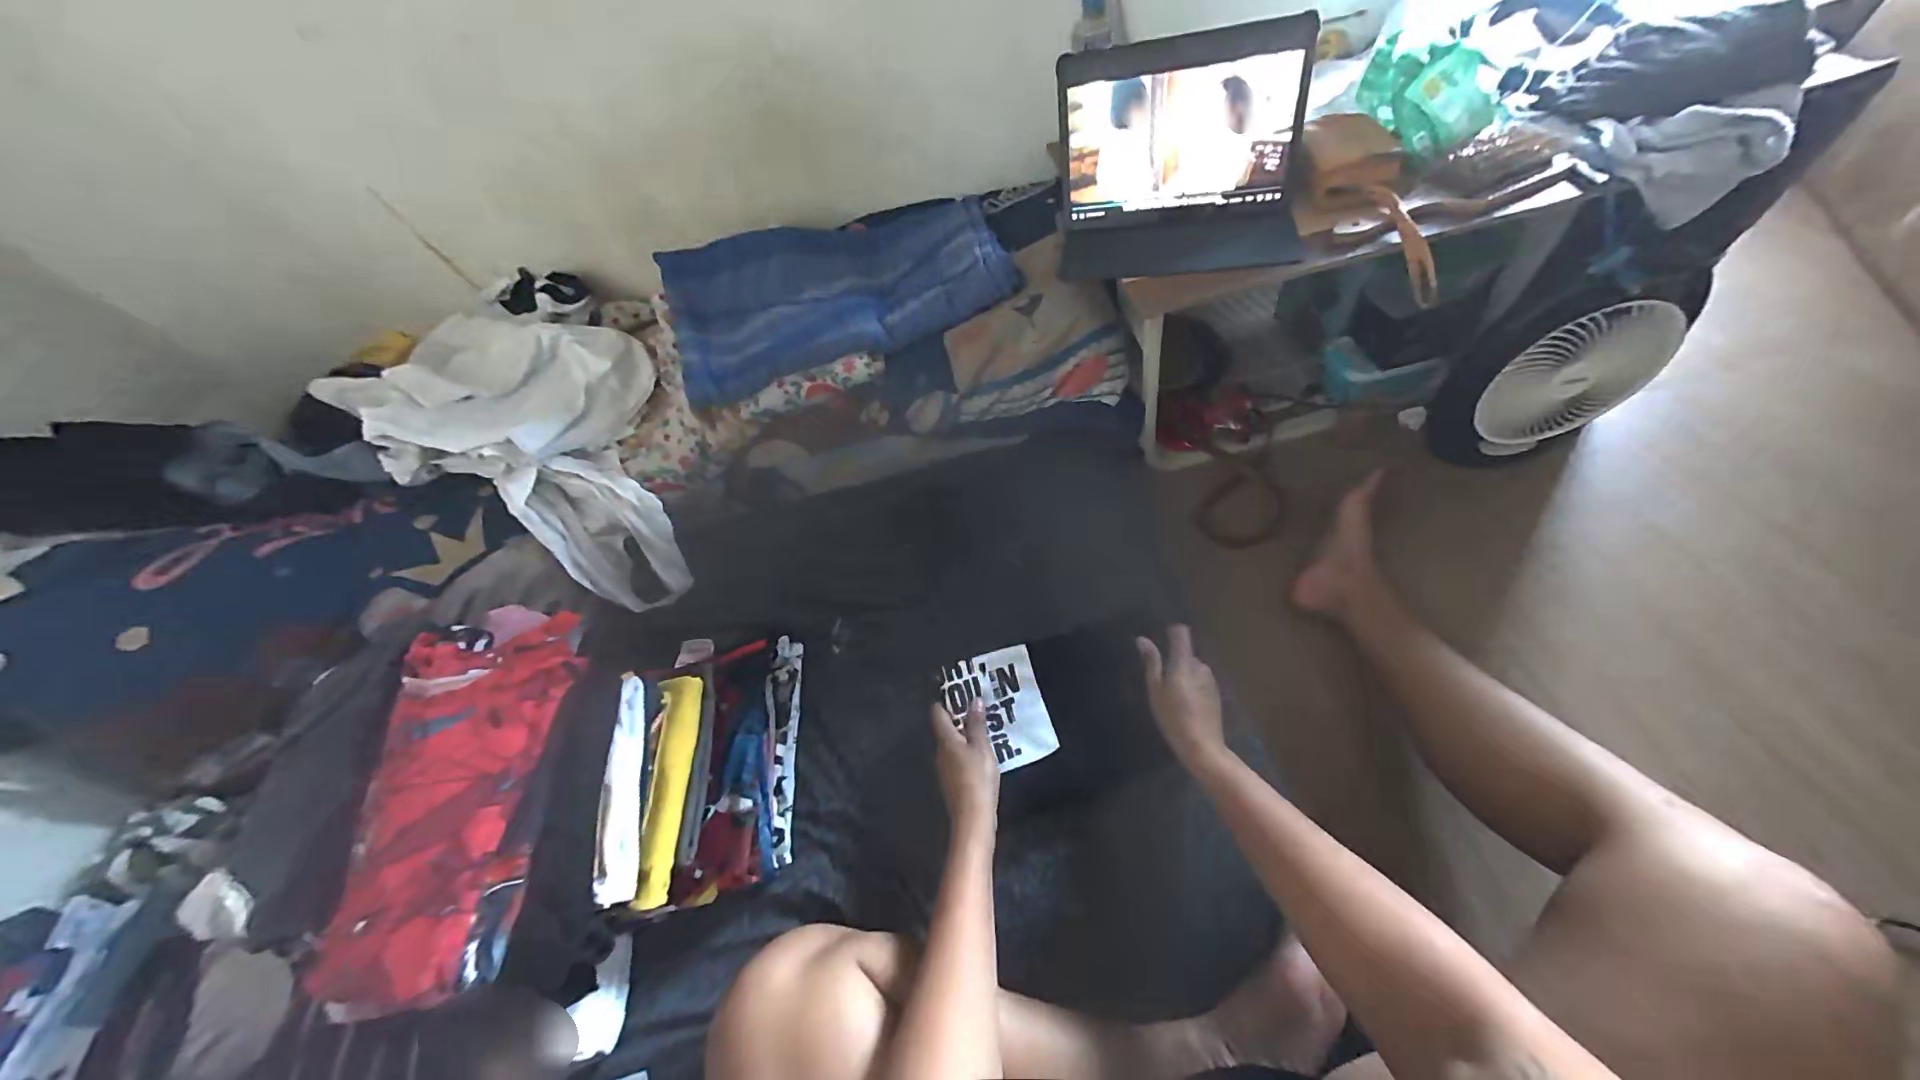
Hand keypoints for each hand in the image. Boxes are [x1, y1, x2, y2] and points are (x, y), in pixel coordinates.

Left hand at [932, 699, 999, 836]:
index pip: (938, 712)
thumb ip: (977, 724)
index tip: (961, 689)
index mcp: (945, 740)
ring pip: (951, 742)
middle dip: (959, 715)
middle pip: (945, 727)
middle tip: (978, 706)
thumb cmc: (978, 778)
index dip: (947, 699)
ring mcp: (944, 767)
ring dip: (964, 733)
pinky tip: (981, 751)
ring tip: (983, 726)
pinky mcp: (952, 779)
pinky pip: (956, 755)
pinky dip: (966, 748)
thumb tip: (974, 699)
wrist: (972, 818)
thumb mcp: (982, 748)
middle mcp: (940, 751)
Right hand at [1137, 625, 1230, 773]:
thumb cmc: (1173, 717)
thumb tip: (1143, 639)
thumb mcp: (1155, 690)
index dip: (1172, 632)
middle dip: (1175, 661)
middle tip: (1161, 681)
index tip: (1161, 639)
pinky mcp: (1216, 693)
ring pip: (1194, 668)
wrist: (1202, 746)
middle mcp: (1200, 666)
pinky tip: (1186, 705)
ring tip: (1172, 696)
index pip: (1181, 634)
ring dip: (1184, 675)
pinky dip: (1193, 686)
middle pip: (1186, 653)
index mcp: (1184, 662)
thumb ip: (1152, 662)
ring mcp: (1211, 680)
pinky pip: (1201, 681)